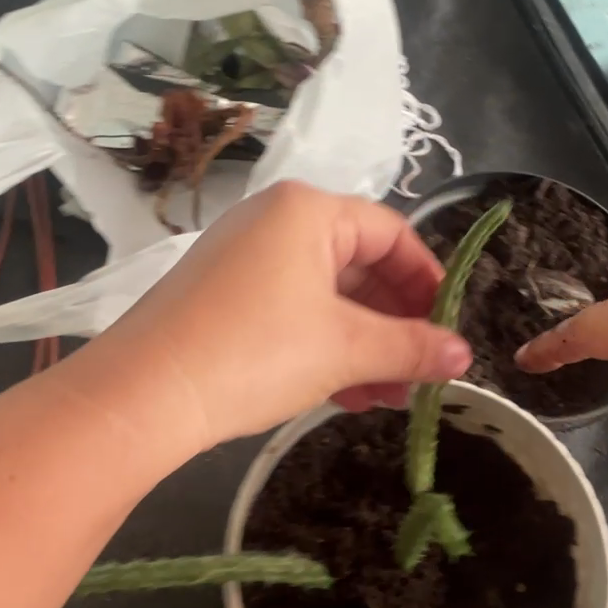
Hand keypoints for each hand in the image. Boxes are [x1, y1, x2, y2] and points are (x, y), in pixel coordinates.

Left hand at [82, 182, 471, 447]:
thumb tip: (465, 356)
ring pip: (327, 298)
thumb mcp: (346, 349)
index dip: (428, 281)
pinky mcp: (223, 298)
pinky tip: (347, 395)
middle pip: (359, 267)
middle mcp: (274, 222)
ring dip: (365, 346)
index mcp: (308, 211)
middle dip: (396, 326)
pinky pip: (293, 314)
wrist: (142, 396)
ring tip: (389, 396)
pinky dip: (325, 349)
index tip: (449, 327)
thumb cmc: (255, 352)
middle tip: (421, 372)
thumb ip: (413, 348)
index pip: (392, 234)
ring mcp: (244, 260)